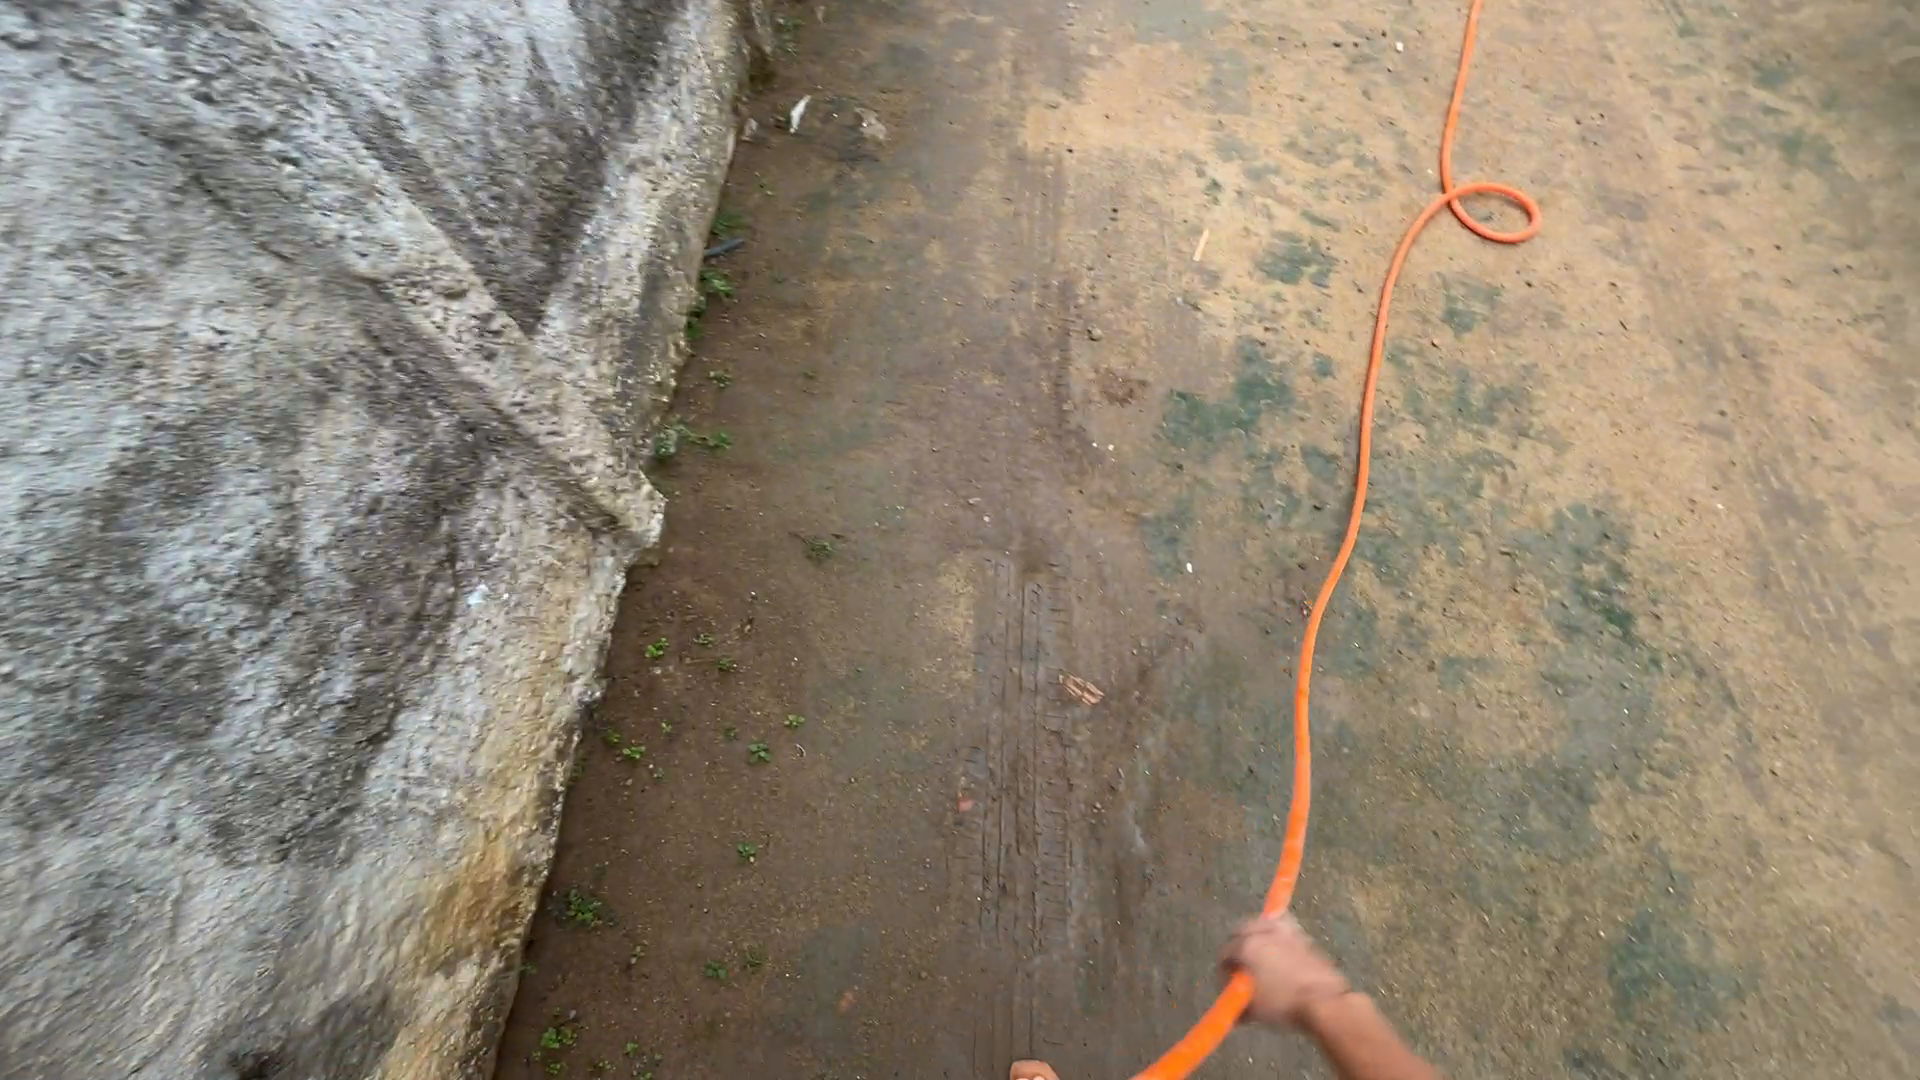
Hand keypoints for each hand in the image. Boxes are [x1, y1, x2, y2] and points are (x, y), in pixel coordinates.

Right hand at [1219, 913, 1351, 1028]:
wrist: (1323, 1001)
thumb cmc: (1285, 1004)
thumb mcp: (1256, 1010)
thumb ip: (1239, 1006)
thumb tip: (1234, 1011)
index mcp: (1245, 948)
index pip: (1225, 953)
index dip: (1225, 968)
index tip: (1229, 980)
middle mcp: (1259, 932)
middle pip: (1240, 931)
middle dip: (1237, 944)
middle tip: (1242, 963)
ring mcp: (1281, 931)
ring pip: (1260, 923)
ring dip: (1256, 933)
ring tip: (1259, 949)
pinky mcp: (1299, 934)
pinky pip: (1281, 922)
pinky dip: (1277, 926)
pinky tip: (1278, 938)